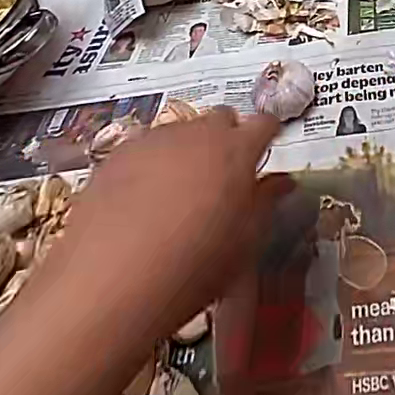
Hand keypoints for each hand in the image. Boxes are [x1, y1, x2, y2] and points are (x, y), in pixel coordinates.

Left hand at [45, 109, 292, 336]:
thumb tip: (282, 182)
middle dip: (228, 136)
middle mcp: (198, 132)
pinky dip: (154, 161)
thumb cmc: (195, 266)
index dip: (268, 133)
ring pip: (183, 130)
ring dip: (190, 148)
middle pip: (221, 118)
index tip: (268, 145)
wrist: (112, 275)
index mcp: (237, 149)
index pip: (263, 124)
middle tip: (226, 171)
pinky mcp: (120, 150)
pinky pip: (148, 146)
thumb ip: (265, 203)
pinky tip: (145, 195)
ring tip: (182, 189)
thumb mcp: (244, 243)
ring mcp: (156, 137)